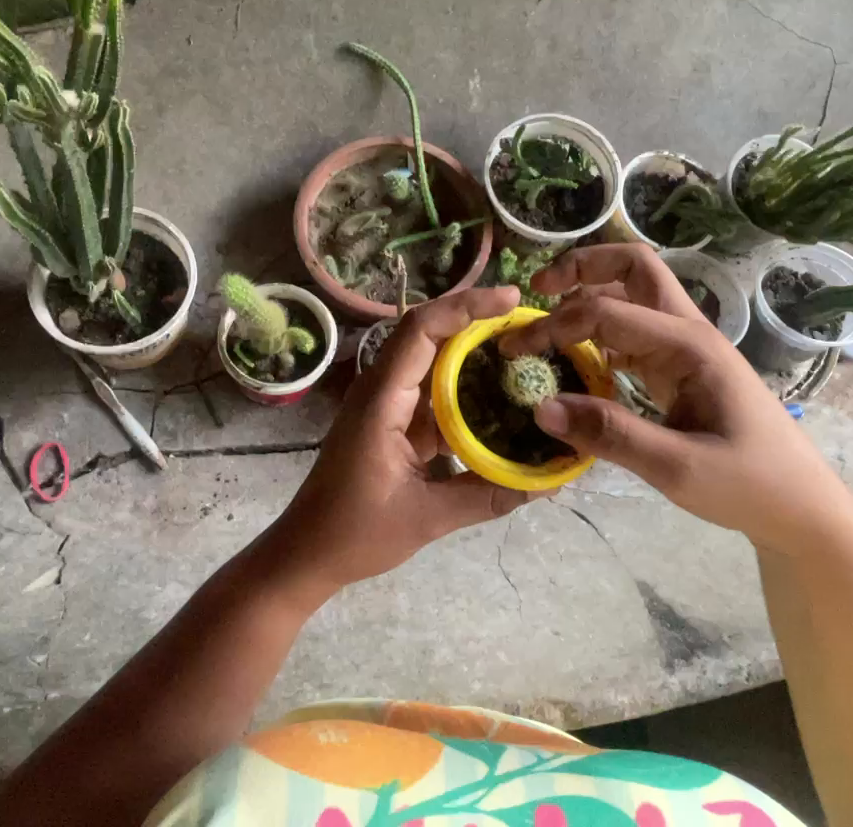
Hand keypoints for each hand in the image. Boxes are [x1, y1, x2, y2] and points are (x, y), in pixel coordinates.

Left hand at [264, 287, 547, 591]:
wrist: (306, 553)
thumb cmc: (354, 533)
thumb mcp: (426, 518)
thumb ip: (486, 496)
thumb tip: (546, 483)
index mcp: (381, 401)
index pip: (421, 330)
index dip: (464, 306)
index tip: (510, 298)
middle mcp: (380, 391)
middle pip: (427, 334)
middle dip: (474, 319)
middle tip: (527, 320)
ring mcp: (384, 405)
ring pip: (430, 360)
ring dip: (470, 349)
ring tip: (521, 349)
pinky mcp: (390, 422)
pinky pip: (429, 391)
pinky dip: (462, 385)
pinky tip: (497, 395)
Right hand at [496, 244, 852, 555]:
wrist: (802, 509)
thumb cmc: (749, 485)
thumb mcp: (677, 469)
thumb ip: (610, 435)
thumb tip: (541, 407)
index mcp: (689, 346)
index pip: (607, 312)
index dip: (554, 326)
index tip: (514, 352)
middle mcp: (688, 334)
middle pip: (635, 268)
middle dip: (583, 267)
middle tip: (537, 288)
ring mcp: (686, 350)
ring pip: (634, 295)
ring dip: (590, 294)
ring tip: (546, 321)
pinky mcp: (681, 370)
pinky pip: (635, 332)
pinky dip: (600, 331)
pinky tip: (575, 357)